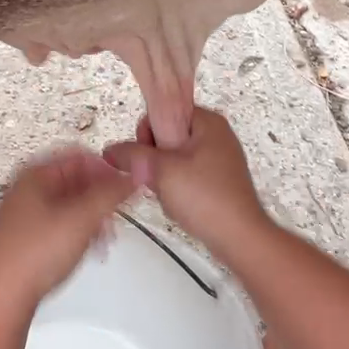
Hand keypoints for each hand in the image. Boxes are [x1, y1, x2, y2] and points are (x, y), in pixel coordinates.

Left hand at [0, 147, 136, 308]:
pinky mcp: (26, 238)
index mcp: (35, 175)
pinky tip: (88, 249)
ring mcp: (24, 214)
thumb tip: (131, 175)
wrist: (6, 296)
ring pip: (69, 204)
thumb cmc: (32, 256)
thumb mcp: (82, 218)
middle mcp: (26, 190)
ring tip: (104, 237)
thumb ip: (110, 194)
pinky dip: (79, 231)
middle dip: (100, 198)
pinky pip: (60, 224)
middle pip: (75, 180)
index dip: (106, 169)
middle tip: (115, 214)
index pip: (79, 156)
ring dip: (92, 217)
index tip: (123, 186)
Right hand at [104, 108, 273, 253]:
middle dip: (155, 157)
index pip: (165, 111)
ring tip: (169, 193)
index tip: (148, 157)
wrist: (239, 237)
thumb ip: (132, 155)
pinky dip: (178, 186)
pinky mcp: (221, 180)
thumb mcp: (161, 171)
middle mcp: (216, 134)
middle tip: (157, 178)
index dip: (148, 132)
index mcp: (207, 121)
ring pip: (176, 157)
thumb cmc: (203, 196)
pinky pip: (188, 173)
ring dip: (164, 174)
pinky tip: (178, 203)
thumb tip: (109, 150)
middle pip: (168, 135)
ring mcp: (221, 158)